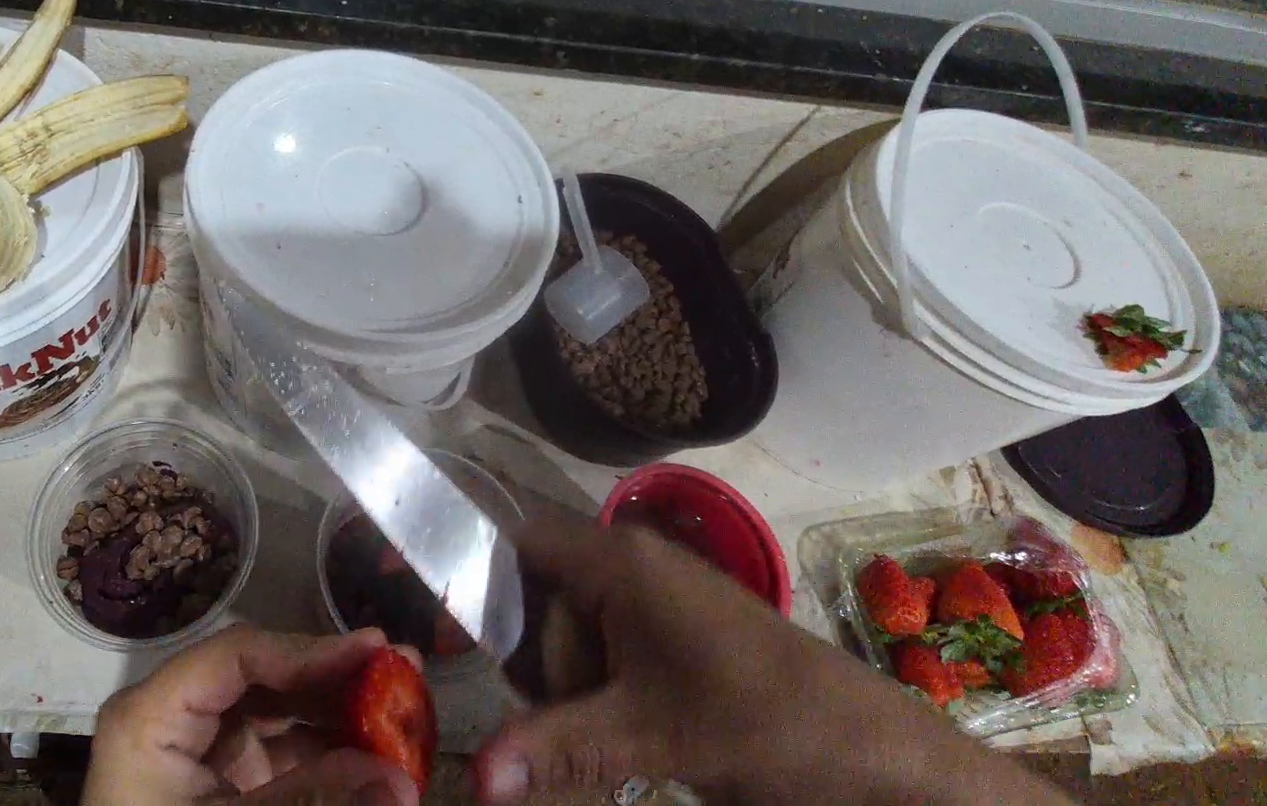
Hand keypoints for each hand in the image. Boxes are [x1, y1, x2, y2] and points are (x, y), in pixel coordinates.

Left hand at [84, 624, 420, 805]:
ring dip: (342, 714)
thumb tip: (405, 782)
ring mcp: (204, 749)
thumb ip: (316, 802)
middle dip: (337, 678)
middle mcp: (178, 716)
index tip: (376, 648)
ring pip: (282, 711)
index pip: (239, 656)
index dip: (310, 649)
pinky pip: (286, 751)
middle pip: (266, 676)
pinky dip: (331, 752)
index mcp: (153, 715)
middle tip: (404, 669)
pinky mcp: (227, 781)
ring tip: (404, 710)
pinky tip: (377, 754)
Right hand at [474, 518, 1076, 805]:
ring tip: (581, 721)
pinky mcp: (673, 625)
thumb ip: (557, 745)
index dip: (472, 570)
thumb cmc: (763, 721)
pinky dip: (591, 675)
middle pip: (538, 583)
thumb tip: (475, 781)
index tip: (441, 620)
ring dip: (559, 667)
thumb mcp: (651, 735)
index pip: (517, 540)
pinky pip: (604, 635)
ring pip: (570, 614)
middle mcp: (629, 561)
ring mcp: (654, 591)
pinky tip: (612, 722)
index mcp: (616, 561)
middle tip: (529, 701)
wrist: (879, 753)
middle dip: (523, 642)